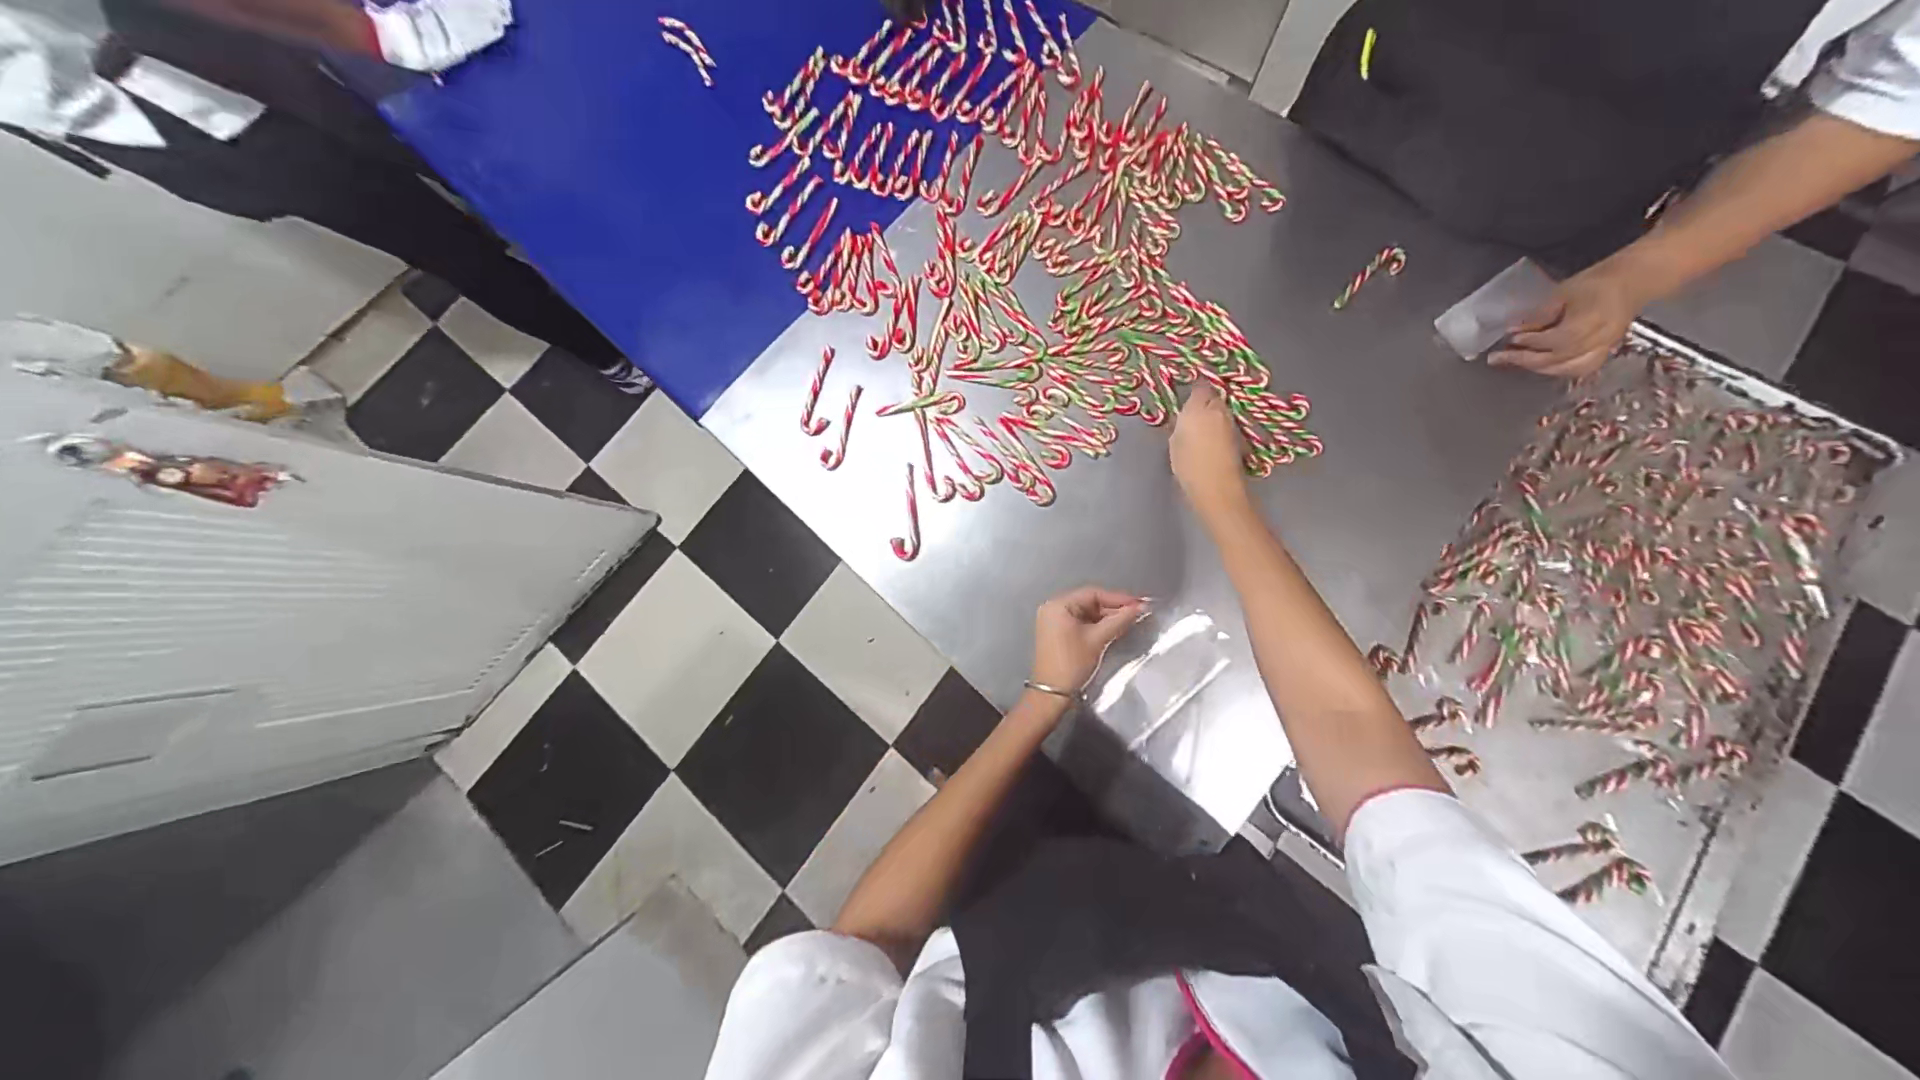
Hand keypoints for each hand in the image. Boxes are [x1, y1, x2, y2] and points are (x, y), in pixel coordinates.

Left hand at [1031, 586, 1144, 691]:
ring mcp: (1053, 622)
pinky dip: (1096, 626)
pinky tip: (1113, 630)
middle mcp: (1053, 609)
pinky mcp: (1057, 634)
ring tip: (1129, 622)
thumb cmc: (1072, 663)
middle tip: (1137, 613)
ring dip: (1107, 618)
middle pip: (1089, 602)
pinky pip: (1080, 623)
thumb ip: (1119, 620)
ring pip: (1086, 614)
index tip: (1139, 604)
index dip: (1118, 598)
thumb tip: (1140, 608)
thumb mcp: (1097, 639)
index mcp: (1058, 605)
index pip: (1093, 594)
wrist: (1053, 693)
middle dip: (1113, 608)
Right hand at [1170, 382, 1250, 522]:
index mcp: (1197, 410)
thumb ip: (1179, 426)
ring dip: (1213, 416)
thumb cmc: (1188, 466)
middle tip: (1193, 415)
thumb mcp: (1174, 444)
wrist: (1217, 487)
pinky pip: (1226, 426)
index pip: (1199, 388)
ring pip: (1222, 412)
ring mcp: (1231, 424)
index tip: (1187, 398)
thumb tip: (1183, 419)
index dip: (1194, 392)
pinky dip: (1220, 429)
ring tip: (1201, 430)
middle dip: (1205, 403)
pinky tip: (1211, 443)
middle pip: (1214, 398)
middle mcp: (1218, 411)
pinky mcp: (1239, 438)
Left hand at [1489, 263, 1645, 377]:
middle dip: (1526, 360)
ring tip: (1514, 361)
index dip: (1534, 342)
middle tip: (1498, 358)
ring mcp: (1607, 347)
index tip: (1512, 339)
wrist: (1631, 282)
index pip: (1561, 339)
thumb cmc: (1594, 283)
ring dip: (1538, 368)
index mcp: (1594, 318)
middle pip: (1561, 358)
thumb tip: (1514, 332)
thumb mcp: (1562, 293)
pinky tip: (1536, 366)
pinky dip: (1556, 371)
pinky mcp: (1605, 352)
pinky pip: (1580, 370)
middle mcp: (1602, 337)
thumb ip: (1539, 316)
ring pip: (1569, 368)